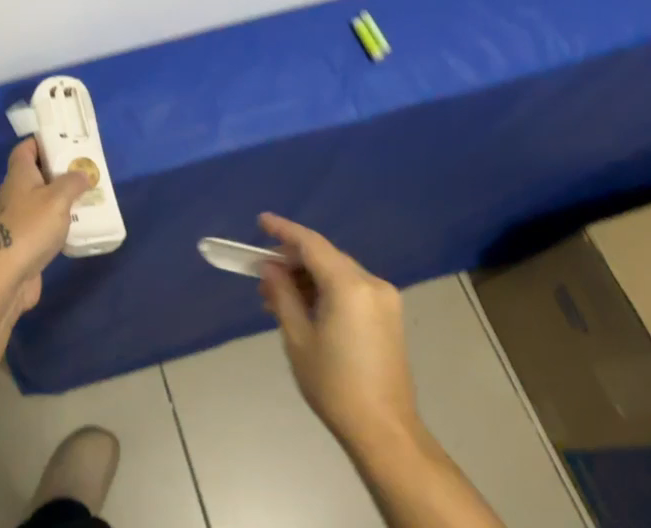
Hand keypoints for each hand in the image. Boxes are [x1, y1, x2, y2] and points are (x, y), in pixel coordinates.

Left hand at [0, 137, 89, 312]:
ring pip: (42, 200)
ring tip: (88, 197)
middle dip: (60, 171)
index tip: (65, 142)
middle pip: (36, 174)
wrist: (5, 277)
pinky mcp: (24, 241)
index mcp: (19, 175)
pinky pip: (44, 224)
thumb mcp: (57, 198)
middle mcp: (14, 193)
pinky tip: (78, 226)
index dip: (42, 141)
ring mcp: (17, 219)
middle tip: (85, 170)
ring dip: (62, 198)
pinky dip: (59, 222)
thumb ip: (72, 182)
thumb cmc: (30, 228)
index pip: (25, 149)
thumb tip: (82, 173)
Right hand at [256, 213, 422, 451]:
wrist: (383, 428)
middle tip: (262, 274)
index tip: (261, 222)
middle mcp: (372, 283)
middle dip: (293, 260)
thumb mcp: (297, 338)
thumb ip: (282, 295)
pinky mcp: (389, 315)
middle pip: (326, 257)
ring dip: (308, 277)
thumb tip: (270, 268)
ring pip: (339, 273)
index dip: (284, 231)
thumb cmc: (334, 385)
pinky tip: (304, 308)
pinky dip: (327, 290)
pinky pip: (352, 289)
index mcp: (349, 286)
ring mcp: (385, 299)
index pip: (312, 244)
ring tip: (277, 298)